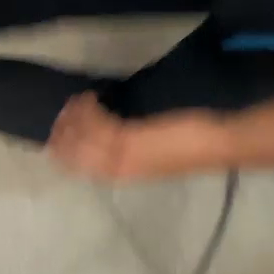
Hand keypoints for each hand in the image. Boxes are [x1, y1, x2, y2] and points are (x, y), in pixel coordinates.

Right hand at [48, 92, 229, 180]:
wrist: (217, 145)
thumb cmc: (187, 149)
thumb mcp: (147, 157)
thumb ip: (121, 151)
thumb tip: (97, 141)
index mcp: (114, 175)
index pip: (73, 164)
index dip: (60, 148)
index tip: (55, 132)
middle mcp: (110, 168)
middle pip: (71, 151)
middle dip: (62, 131)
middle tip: (62, 113)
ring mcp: (119, 154)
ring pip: (81, 136)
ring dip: (74, 115)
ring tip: (77, 101)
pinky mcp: (128, 138)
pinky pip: (97, 124)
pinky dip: (88, 109)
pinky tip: (90, 98)